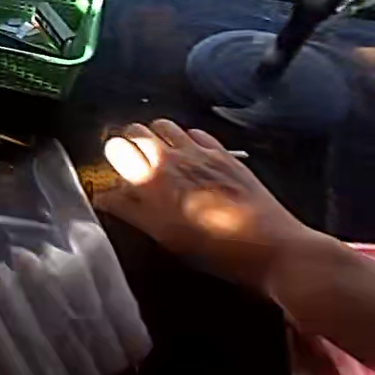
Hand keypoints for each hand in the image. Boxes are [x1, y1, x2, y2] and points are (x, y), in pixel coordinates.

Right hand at [93, 120, 335, 293]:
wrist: (272, 247)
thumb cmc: (214, 250)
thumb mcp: (164, 236)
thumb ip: (129, 211)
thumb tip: (103, 197)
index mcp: (151, 179)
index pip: (116, 147)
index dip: (114, 156)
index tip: (118, 170)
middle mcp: (171, 157)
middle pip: (136, 130)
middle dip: (131, 141)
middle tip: (136, 161)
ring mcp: (199, 151)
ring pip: (164, 125)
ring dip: (157, 136)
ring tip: (162, 155)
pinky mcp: (223, 153)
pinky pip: (195, 133)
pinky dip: (186, 139)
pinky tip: (192, 157)